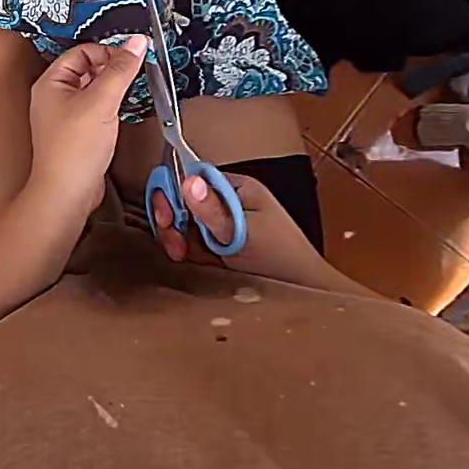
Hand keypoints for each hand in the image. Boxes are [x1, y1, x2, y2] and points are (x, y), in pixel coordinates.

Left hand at [25, 35, 147, 213]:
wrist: (68, 192)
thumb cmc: (74, 149)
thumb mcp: (101, 102)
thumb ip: (121, 70)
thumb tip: (137, 42)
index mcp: (51, 82)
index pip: (82, 52)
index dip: (107, 52)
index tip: (132, 57)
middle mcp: (54, 96)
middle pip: (88, 69)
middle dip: (112, 70)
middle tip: (135, 73)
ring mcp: (65, 116)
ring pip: (93, 90)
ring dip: (113, 89)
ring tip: (130, 92)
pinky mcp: (77, 133)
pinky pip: (96, 110)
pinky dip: (110, 107)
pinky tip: (122, 113)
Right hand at [152, 172, 369, 295]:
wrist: (300, 290)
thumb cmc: (281, 257)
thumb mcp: (244, 232)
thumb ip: (213, 210)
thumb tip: (188, 182)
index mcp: (235, 188)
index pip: (191, 178)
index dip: (173, 194)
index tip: (168, 217)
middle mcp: (226, 202)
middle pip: (182, 201)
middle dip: (172, 221)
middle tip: (175, 242)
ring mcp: (220, 225)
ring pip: (182, 224)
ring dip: (176, 239)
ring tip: (182, 254)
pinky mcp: (216, 246)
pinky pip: (189, 243)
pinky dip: (183, 251)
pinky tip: (188, 260)